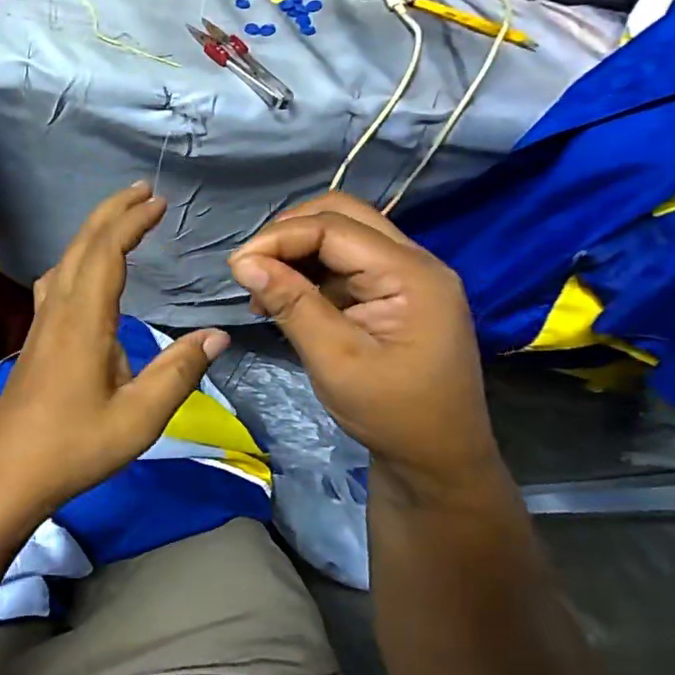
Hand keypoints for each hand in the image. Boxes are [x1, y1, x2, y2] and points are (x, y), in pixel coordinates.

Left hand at [0, 183, 230, 520]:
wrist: (8, 469)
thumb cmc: (75, 446)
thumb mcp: (139, 417)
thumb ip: (178, 372)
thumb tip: (217, 334)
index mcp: (84, 320)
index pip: (107, 253)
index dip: (132, 222)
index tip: (159, 202)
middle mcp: (59, 309)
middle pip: (82, 244)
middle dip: (112, 212)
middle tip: (143, 190)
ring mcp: (42, 321)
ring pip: (66, 259)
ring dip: (93, 231)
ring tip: (121, 217)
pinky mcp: (36, 335)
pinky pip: (56, 279)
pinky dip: (78, 256)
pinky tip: (84, 269)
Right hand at [227, 192, 501, 497]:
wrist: (437, 459)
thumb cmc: (391, 413)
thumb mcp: (334, 360)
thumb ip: (291, 304)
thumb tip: (242, 262)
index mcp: (411, 274)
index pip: (333, 227)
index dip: (279, 238)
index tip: (237, 267)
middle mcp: (413, 262)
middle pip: (341, 215)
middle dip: (288, 233)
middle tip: (251, 266)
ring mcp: (404, 276)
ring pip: (340, 234)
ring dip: (295, 250)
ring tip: (262, 287)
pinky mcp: (391, 293)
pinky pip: (342, 262)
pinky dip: (307, 270)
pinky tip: (283, 298)